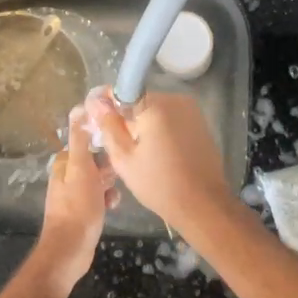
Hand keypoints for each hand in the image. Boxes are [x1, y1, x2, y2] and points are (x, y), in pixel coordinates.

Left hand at [32, 108, 113, 295]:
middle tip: (120, 171)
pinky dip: (108, 199)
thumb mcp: (82, 169)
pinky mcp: (82, 212)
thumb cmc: (78, 208)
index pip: (85, 141)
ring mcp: (74, 195)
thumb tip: (79, 108)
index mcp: (64, 163)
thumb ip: (80, 140)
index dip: (102, 141)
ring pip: (99, 179)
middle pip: (94, 161)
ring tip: (117, 190)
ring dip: (110, 183)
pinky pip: (99, 197)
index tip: (118, 142)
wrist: (70, 250)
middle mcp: (67, 176)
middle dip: (109, 165)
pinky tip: (114, 205)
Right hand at [86, 90, 237, 235]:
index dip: (107, 106)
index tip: (98, 123)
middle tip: (116, 145)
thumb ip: (108, 126)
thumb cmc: (158, 183)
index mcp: (156, 105)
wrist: (203, 204)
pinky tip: (156, 153)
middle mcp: (176, 100)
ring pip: (155, 111)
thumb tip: (95, 101)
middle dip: (126, 118)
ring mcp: (191, 111)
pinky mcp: (200, 123)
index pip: (121, 92)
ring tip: (136, 153)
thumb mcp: (124, 158)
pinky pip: (171, 119)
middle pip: (139, 101)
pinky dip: (160, 131)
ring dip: (144, 126)